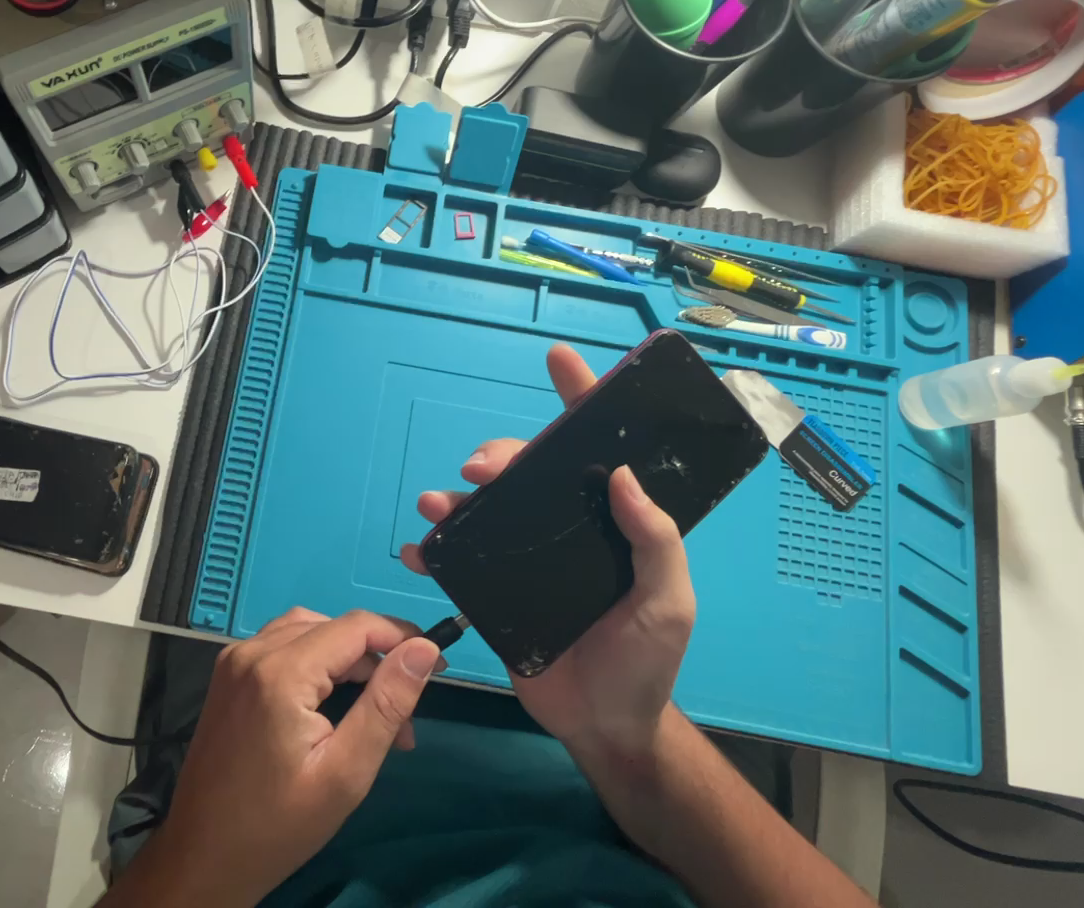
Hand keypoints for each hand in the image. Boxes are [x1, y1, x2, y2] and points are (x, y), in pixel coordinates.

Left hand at [150, 608, 439, 905]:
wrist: (204, 855)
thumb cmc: (278, 824)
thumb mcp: (346, 772)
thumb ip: (387, 703)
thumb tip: (424, 650)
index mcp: (282, 671)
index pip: (356, 626)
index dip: (402, 637)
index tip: (437, 664)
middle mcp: (254, 651)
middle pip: (333, 627)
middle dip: (377, 660)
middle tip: (402, 717)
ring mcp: (235, 659)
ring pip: (309, 630)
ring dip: (347, 658)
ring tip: (370, 708)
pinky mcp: (228, 672)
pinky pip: (283, 644)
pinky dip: (315, 660)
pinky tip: (331, 701)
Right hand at [399, 343, 695, 760]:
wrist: (601, 723)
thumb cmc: (644, 659)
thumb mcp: (667, 601)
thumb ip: (653, 541)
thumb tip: (621, 475)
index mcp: (606, 521)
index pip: (592, 451)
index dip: (579, 400)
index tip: (561, 359)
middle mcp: (560, 528)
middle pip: (523, 472)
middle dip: (497, 456)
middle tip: (478, 472)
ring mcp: (522, 558)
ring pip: (482, 510)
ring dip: (453, 501)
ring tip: (435, 507)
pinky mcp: (491, 592)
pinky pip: (457, 562)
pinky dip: (432, 552)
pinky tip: (416, 552)